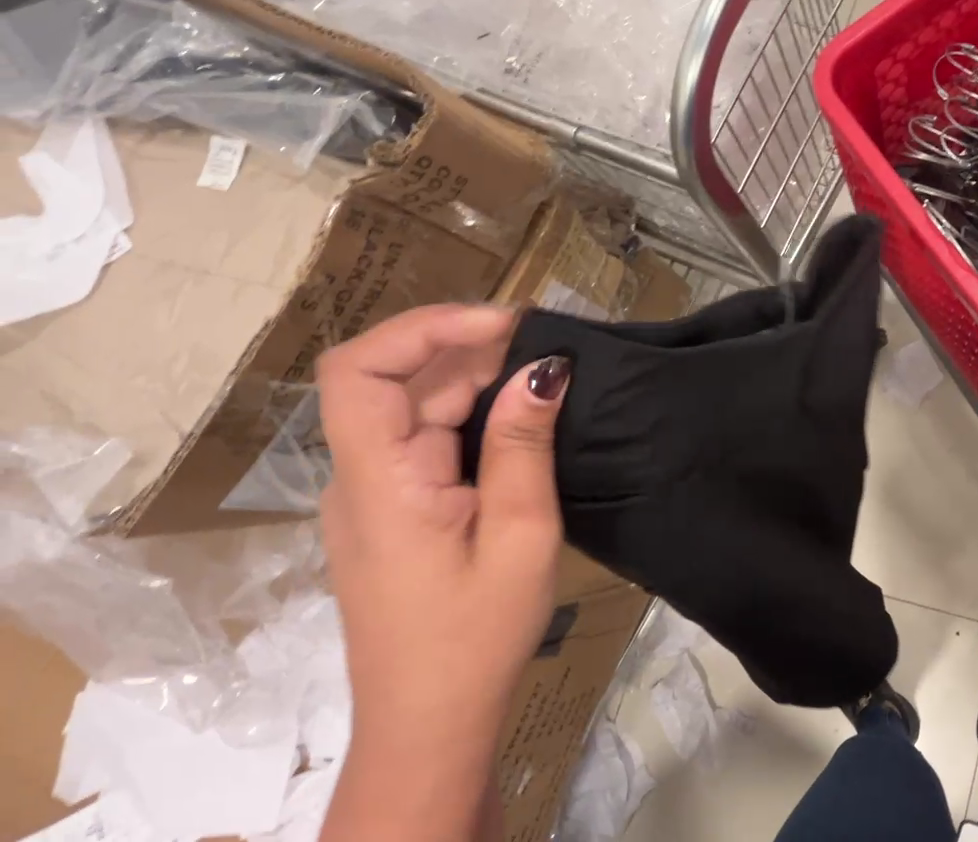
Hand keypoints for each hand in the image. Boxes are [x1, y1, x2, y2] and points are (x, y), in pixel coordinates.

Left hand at [316, 304, 571, 759]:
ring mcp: (375, 494)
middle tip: (551, 347)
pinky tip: (524, 419)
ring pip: (414, 409)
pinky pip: (427, 442)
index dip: (424, 328)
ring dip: (477, 382)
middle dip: (470, 350)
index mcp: (380, 481)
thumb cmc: (477, 632)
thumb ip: (525, 445)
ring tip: (549, 376)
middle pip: (395, 383)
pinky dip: (474, 417)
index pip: (360, 371)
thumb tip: (545, 367)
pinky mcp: (396, 510)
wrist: (432, 721)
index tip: (505, 324)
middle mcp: (361, 477)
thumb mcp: (521, 534)